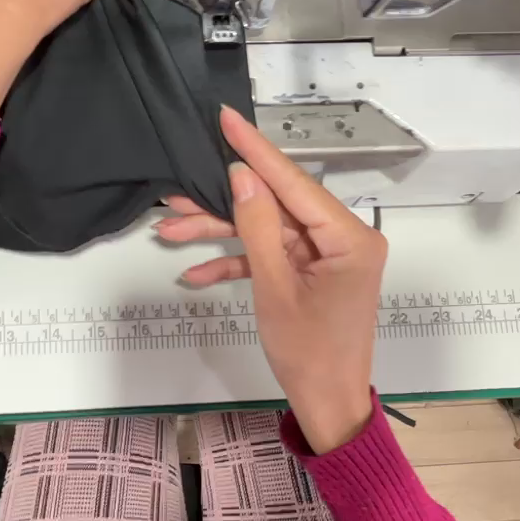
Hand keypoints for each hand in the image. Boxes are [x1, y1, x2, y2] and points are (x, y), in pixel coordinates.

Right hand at [155, 108, 387, 452]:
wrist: (327, 404)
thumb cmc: (308, 353)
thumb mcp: (274, 290)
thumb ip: (257, 229)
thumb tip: (242, 176)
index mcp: (349, 237)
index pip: (295, 182)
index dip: (255, 150)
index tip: (226, 117)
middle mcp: (343, 238)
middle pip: (276, 205)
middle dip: (224, 202)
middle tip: (177, 190)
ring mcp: (327, 256)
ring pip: (268, 230)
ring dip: (222, 233)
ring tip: (171, 228)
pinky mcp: (312, 273)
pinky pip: (272, 256)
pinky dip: (238, 263)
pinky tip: (195, 273)